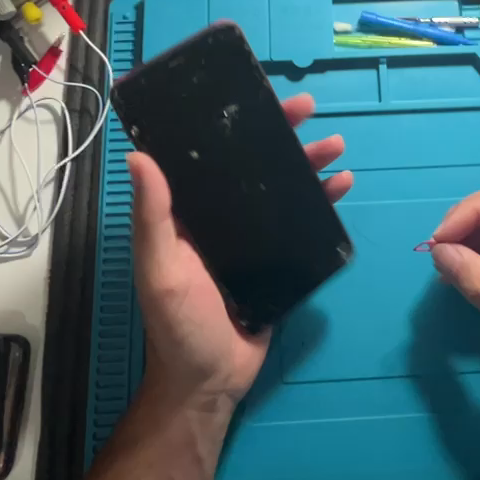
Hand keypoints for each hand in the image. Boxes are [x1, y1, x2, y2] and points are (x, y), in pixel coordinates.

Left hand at [126, 92, 352, 405]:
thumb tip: (138, 155)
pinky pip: (302, 220)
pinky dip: (322, 200)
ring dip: (307, 162)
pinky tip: (341, 186)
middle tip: (307, 109)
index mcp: (188, 209)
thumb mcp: (160, 268)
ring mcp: (251, 235)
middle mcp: (220, 214)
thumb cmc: (178, 324)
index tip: (257, 97)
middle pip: (253, 162)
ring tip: (335, 146)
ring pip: (282, 186)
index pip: (210, 153)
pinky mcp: (277, 256)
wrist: (211, 382)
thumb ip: (153, 215)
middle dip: (281, 133)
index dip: (232, 122)